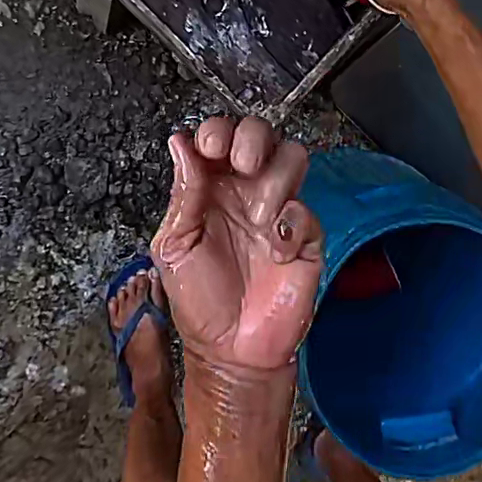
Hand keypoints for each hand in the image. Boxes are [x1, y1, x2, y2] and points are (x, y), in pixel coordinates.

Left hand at [150, 116, 324, 372]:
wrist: (230, 349)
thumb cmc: (199, 299)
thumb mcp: (175, 245)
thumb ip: (183, 194)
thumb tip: (180, 144)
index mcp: (209, 189)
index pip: (218, 138)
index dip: (216, 132)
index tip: (209, 146)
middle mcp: (244, 192)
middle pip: (260, 135)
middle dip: (252, 138)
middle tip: (240, 163)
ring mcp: (276, 212)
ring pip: (292, 157)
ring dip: (274, 179)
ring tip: (256, 217)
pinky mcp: (305, 237)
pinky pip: (307, 210)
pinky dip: (292, 224)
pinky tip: (276, 250)